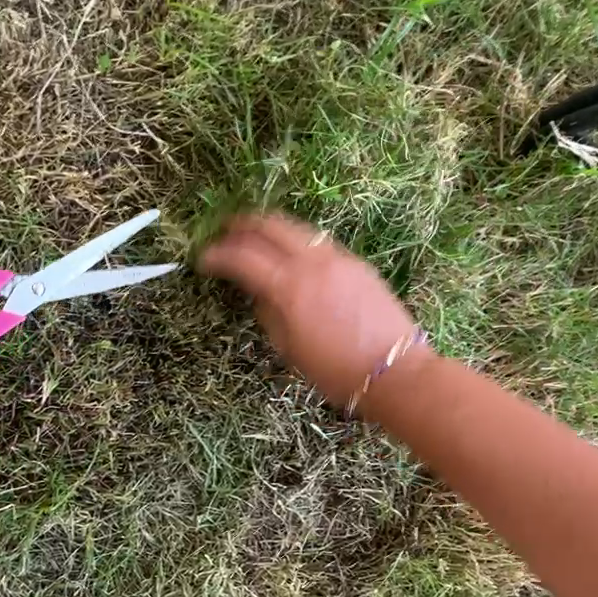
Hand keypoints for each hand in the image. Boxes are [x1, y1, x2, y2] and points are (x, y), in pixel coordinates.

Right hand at [198, 212, 422, 406]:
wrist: (394, 371)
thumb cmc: (335, 371)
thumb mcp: (289, 349)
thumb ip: (270, 315)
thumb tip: (261, 295)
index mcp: (290, 288)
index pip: (243, 258)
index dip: (218, 255)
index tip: (203, 259)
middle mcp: (313, 263)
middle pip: (271, 226)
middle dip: (243, 225)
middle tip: (225, 231)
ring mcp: (339, 259)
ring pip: (297, 229)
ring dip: (271, 228)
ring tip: (255, 236)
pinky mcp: (357, 264)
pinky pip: (319, 242)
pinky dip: (296, 241)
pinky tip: (291, 255)